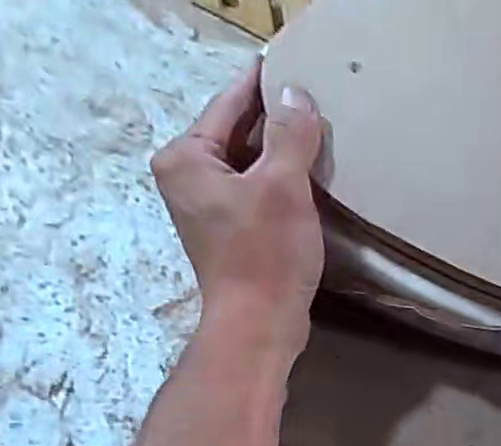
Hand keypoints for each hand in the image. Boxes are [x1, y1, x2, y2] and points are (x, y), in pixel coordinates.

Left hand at [152, 63, 325, 357]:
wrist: (259, 324)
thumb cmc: (265, 255)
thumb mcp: (283, 189)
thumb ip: (289, 138)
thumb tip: (297, 96)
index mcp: (185, 158)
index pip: (227, 108)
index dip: (258, 87)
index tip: (282, 66)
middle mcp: (187, 180)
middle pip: (236, 138)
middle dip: (273, 125)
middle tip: (310, 105)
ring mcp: (206, 212)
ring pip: (249, 170)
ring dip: (280, 159)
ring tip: (314, 142)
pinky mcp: (230, 238)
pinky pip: (256, 197)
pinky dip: (280, 188)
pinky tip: (308, 188)